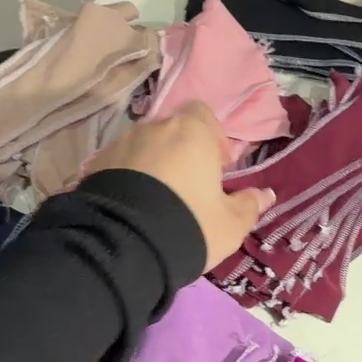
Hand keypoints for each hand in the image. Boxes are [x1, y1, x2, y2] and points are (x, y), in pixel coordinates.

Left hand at [86, 101, 274, 270]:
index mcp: (191, 132)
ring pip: (143, 150)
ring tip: (157, 203)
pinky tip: (134, 210)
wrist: (127, 246)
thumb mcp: (230, 223)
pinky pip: (119, 168)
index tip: (217, 168)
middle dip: (180, 154)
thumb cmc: (191, 224)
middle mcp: (153, 128)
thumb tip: (266, 194)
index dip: (212, 137)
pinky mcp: (94, 168)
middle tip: (189, 189)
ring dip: (152, 167)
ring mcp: (119, 146)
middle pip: (171, 132)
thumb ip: (249, 205)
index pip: (202, 114)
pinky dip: (128, 181)